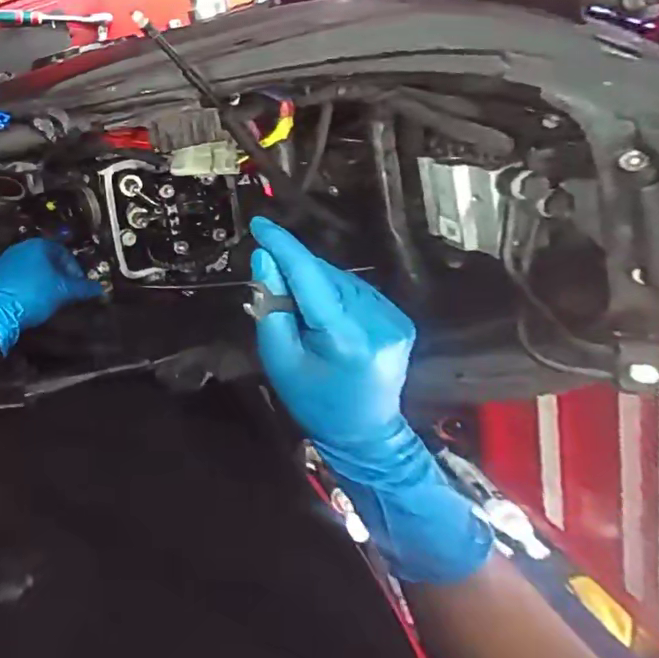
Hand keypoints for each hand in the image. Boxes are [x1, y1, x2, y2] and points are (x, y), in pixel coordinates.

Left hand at [0, 239, 103, 352]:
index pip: (65, 253)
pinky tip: (33, 298)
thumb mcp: (63, 292)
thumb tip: (101, 289)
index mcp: (38, 245)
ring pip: (34, 267)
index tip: (79, 287)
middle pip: (49, 259)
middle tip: (67, 292)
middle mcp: (22, 247)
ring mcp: (7, 259)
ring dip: (46, 280)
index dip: (76, 271)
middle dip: (61, 275)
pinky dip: (30, 284)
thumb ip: (83, 288)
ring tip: (52, 297)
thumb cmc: (34, 295)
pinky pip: (20, 275)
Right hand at [248, 216, 490, 582]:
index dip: (284, 247)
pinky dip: (330, 292)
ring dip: (311, 280)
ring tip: (294, 305)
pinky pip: (354, 291)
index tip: (260, 224)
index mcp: (346, 335)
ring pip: (340, 279)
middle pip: (325, 275)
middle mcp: (377, 319)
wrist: (365, 433)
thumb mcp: (280, 359)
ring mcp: (393, 318)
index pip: (310, 276)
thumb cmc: (313, 401)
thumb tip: (266, 261)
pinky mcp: (398, 319)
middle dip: (293, 270)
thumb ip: (272, 307)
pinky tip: (318, 312)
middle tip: (268, 281)